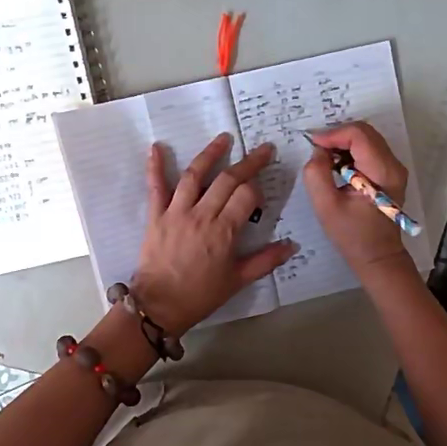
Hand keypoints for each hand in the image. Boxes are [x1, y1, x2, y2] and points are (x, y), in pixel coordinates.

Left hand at [134, 133, 296, 332]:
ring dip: (210, 154)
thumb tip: (291, 246)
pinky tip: (156, 147)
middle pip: (227, 180)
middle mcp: (202, 215)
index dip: (256, 189)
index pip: (246, 196)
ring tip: (223, 138)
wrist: (159, 307)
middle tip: (262, 149)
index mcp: (224, 231)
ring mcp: (177, 212)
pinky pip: (156, 187)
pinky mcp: (156, 215)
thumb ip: (265, 260)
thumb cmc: (201, 295)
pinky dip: (155, 166)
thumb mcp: (237, 280)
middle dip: (248, 162)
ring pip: (195, 175)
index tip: (259, 193)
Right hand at [301, 121, 410, 275]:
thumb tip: (319, 151)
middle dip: (338, 136)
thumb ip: (316, 174)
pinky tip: (338, 166)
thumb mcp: (325, 206)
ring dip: (344, 142)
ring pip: (367, 138)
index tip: (313, 145)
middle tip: (317, 151)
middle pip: (364, 132)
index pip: (358, 135)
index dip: (333, 134)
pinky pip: (369, 148)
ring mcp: (394, 167)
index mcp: (382, 172)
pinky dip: (351, 150)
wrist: (378, 256)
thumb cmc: (352, 235)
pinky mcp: (390, 171)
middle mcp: (394, 164)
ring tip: (326, 160)